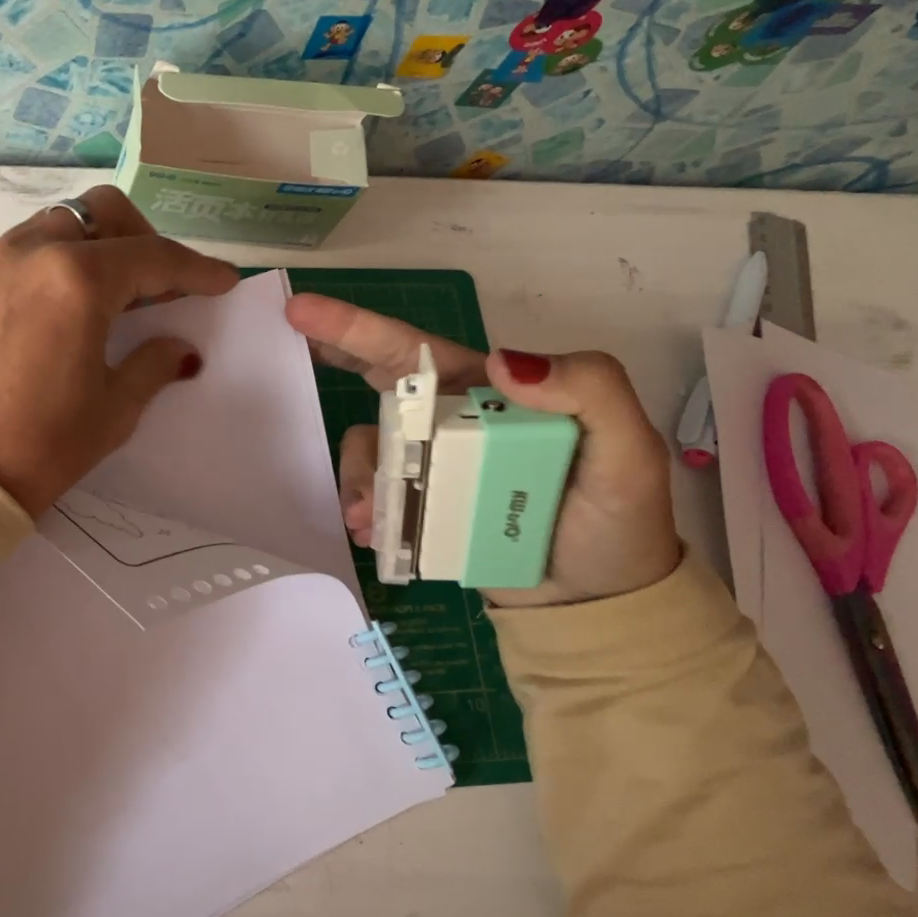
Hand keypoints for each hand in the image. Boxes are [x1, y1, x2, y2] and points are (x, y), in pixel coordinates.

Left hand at [0, 186, 240, 516]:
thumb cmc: (37, 448)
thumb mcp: (111, 412)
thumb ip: (152, 365)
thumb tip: (179, 348)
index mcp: (75, 281)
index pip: (152, 258)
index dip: (195, 269)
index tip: (219, 280)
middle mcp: (28, 255)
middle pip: (99, 213)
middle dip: (138, 237)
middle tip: (153, 284)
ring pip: (50, 228)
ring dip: (87, 248)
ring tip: (99, 298)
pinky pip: (11, 258)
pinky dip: (43, 270)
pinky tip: (47, 315)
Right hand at [285, 293, 681, 606]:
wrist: (596, 605)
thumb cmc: (615, 522)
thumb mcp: (628, 452)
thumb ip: (588, 391)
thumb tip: (500, 360)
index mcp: (492, 395)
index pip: (421, 351)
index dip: (360, 327)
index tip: (304, 311)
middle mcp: (452, 423)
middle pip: (380, 383)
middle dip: (333, 358)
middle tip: (289, 349)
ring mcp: (430, 469)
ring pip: (369, 451)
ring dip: (355, 476)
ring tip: (365, 517)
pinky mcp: (417, 512)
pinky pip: (372, 499)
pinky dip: (363, 511)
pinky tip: (373, 533)